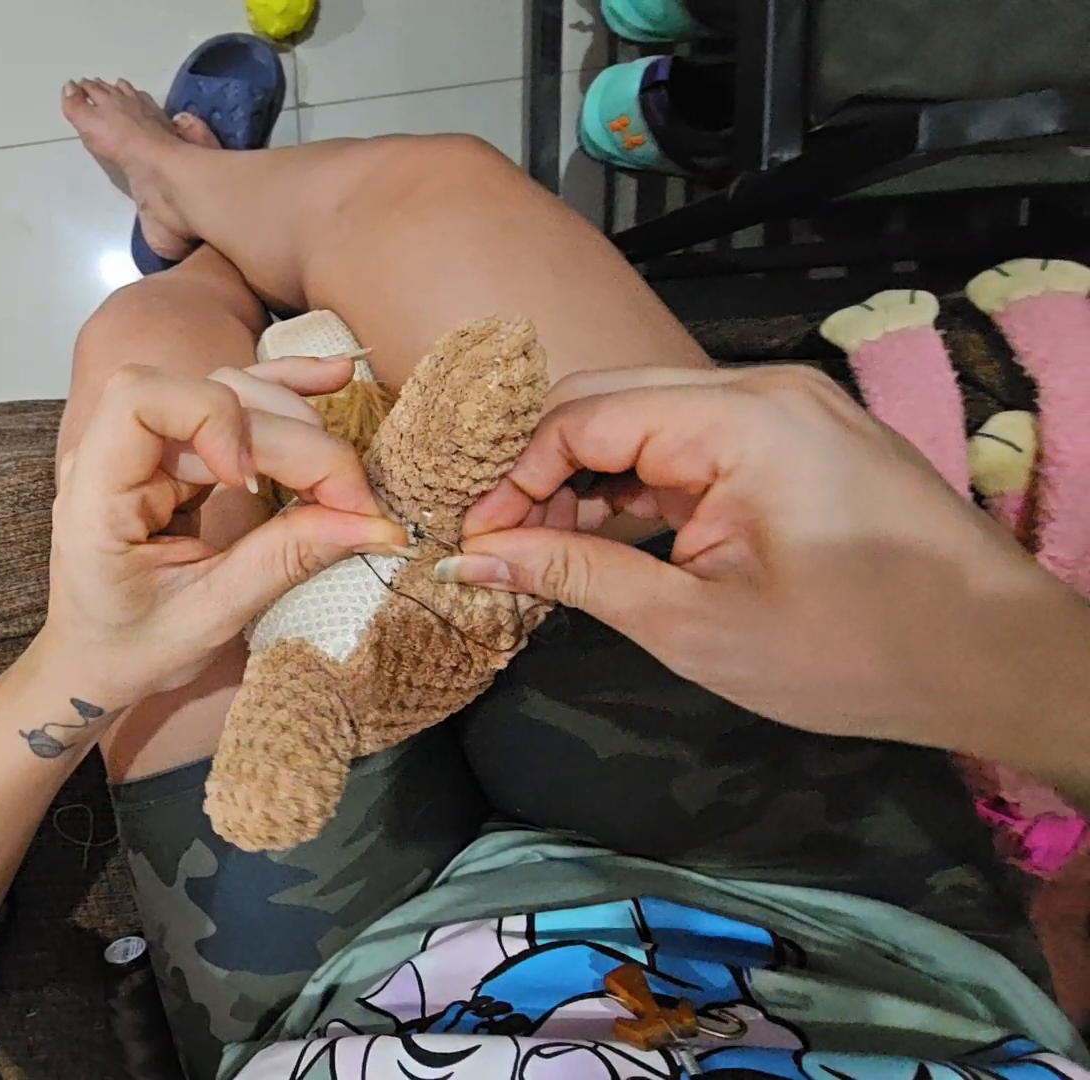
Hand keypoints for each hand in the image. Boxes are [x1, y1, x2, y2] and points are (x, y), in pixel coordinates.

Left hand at [43, 359, 409, 706]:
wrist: (96, 657)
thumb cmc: (132, 647)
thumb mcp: (208, 617)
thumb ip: (282, 560)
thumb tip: (372, 524)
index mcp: (95, 496)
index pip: (140, 399)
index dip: (212, 420)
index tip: (253, 485)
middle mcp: (113, 455)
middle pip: (209, 398)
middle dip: (289, 440)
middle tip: (349, 500)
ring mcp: (145, 449)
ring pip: (228, 395)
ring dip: (293, 422)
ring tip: (340, 475)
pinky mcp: (175, 454)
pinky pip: (230, 410)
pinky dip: (281, 398)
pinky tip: (329, 380)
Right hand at [446, 365, 1089, 752]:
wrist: (1008, 668)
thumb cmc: (853, 654)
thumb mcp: (689, 623)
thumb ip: (570, 576)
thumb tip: (467, 559)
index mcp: (743, 422)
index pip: (581, 419)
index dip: (514, 477)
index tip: (478, 539)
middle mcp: (756, 391)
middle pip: (598, 400)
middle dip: (536, 469)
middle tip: (505, 538)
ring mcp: (773, 409)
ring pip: (628, 415)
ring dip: (573, 476)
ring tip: (545, 542)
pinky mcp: (778, 437)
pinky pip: (669, 439)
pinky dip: (619, 482)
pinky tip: (598, 529)